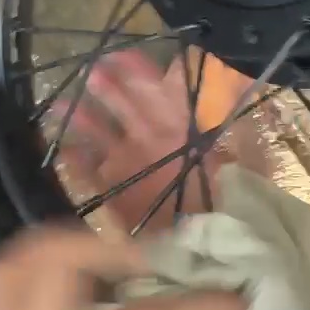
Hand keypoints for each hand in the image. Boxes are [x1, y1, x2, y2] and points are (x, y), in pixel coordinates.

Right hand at [59, 51, 264, 233]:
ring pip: (100, 132)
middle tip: (93, 71)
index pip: (158, 91)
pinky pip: (88, 171)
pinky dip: (74, 160)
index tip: (121, 55)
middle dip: (109, 87)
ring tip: (61, 105)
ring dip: (82, 117)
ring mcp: (130, 166)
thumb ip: (243, 128)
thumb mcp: (248, 162)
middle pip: (124, 106)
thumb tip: (240, 85)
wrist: (217, 254)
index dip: (140, 72)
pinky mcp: (114, 193)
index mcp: (181, 129)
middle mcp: (151, 140)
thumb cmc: (232, 204)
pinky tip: (63, 149)